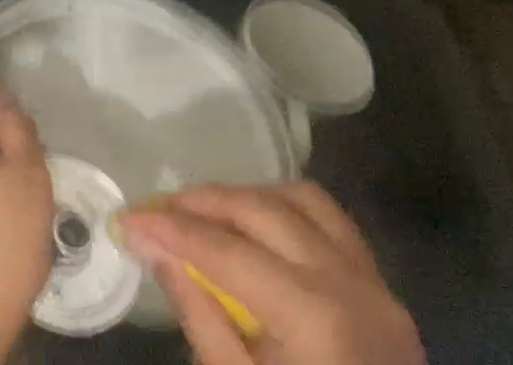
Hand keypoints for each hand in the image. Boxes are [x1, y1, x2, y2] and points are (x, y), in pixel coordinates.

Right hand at [117, 183, 424, 364]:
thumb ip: (199, 315)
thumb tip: (157, 250)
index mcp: (315, 317)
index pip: (224, 249)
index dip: (169, 228)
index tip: (127, 217)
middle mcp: (351, 285)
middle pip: (262, 210)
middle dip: (201, 201)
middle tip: (157, 210)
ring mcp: (378, 286)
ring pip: (304, 201)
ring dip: (247, 196)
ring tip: (205, 213)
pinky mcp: (386, 292)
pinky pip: (333, 225)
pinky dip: (285, 212)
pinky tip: (253, 231)